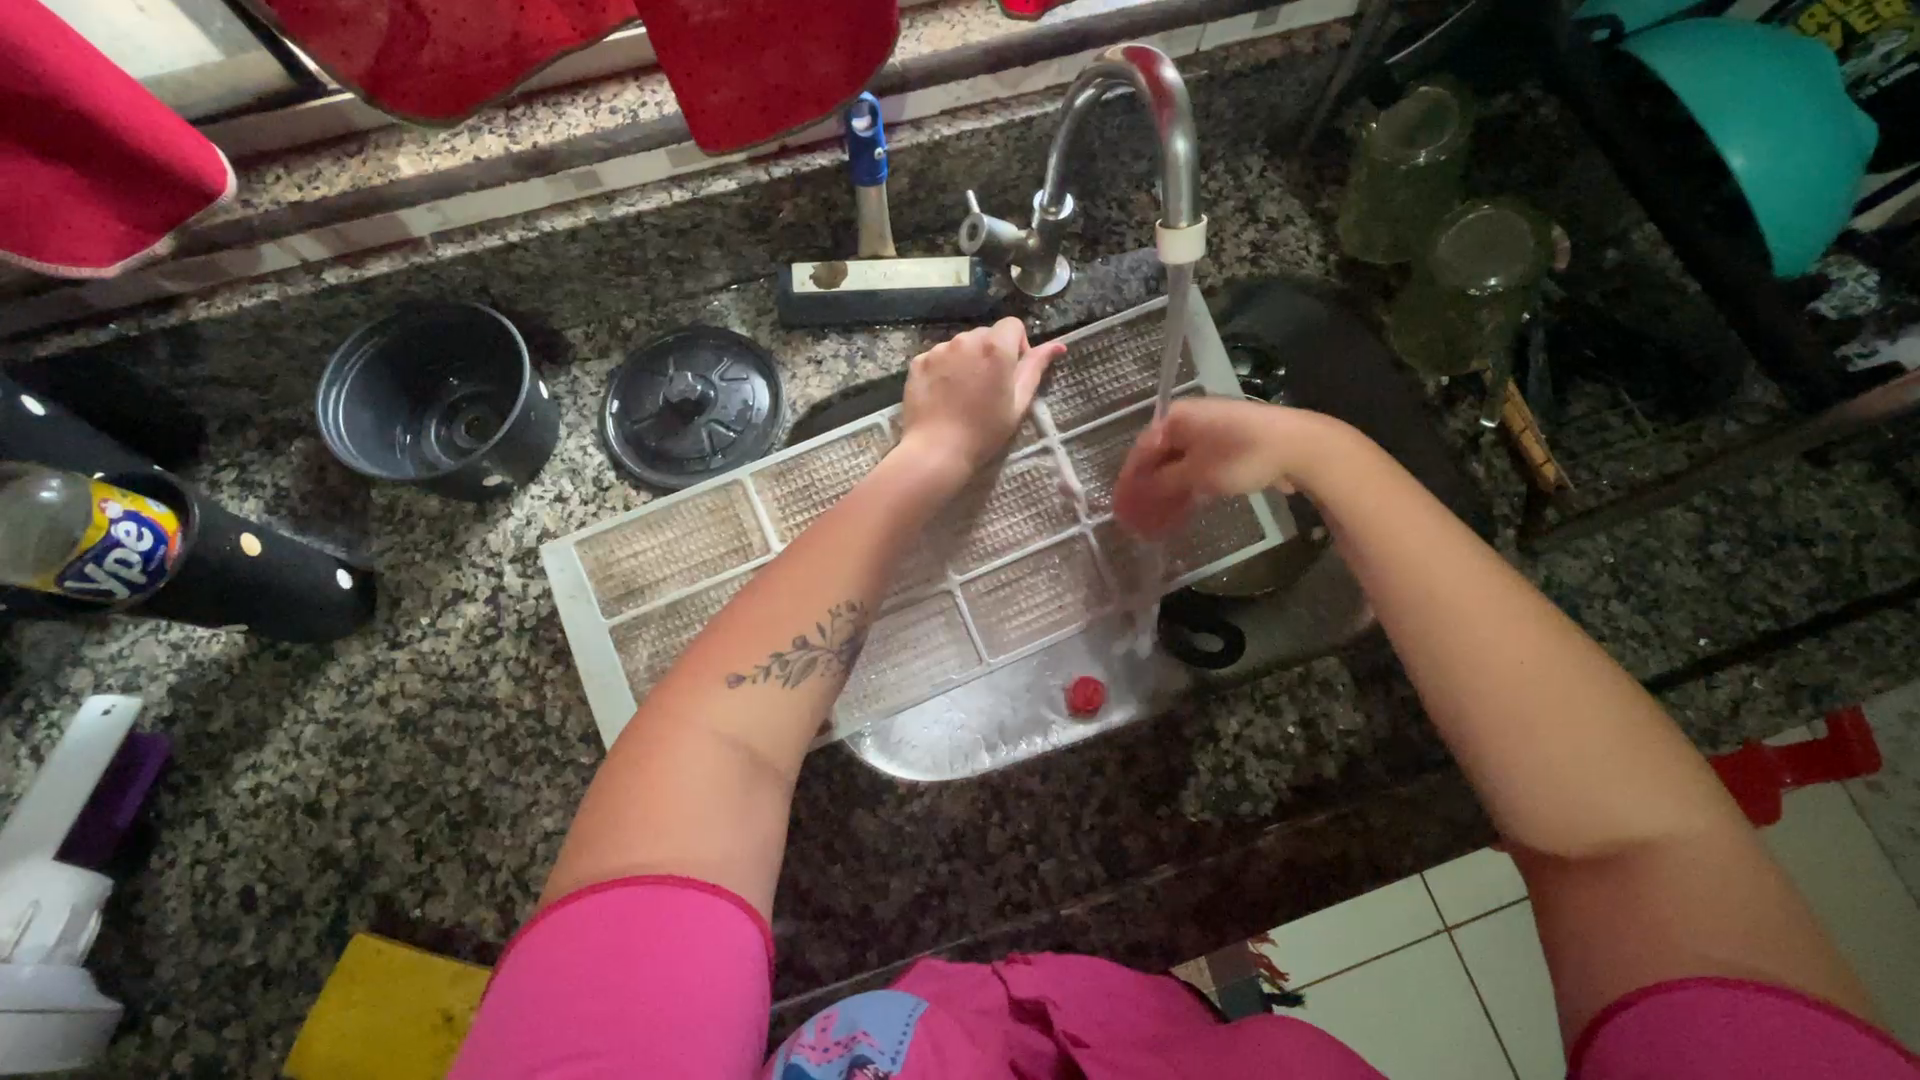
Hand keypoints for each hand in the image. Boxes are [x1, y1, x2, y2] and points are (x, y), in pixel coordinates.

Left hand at [898, 317, 1064, 482]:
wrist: (937, 450)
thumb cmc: (985, 431)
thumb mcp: (1019, 403)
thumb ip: (1036, 368)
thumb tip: (1058, 345)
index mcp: (996, 347)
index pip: (1013, 325)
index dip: (1017, 345)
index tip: (1012, 372)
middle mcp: (966, 340)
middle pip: (985, 335)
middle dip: (991, 353)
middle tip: (987, 387)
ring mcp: (939, 349)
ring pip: (960, 345)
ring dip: (966, 360)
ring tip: (963, 393)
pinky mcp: (919, 361)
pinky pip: (938, 357)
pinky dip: (944, 369)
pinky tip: (944, 395)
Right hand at [1114, 398, 1345, 537]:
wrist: (1299, 447)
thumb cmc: (1241, 455)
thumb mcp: (1197, 473)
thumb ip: (1163, 484)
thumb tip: (1137, 494)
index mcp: (1178, 417)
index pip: (1142, 449)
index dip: (1130, 479)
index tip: (1120, 506)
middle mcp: (1192, 420)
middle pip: (1160, 457)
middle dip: (1148, 488)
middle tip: (1137, 516)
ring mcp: (1214, 433)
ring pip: (1180, 465)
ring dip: (1168, 491)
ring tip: (1158, 518)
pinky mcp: (1232, 447)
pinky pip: (1200, 469)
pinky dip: (1188, 488)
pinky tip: (1184, 509)